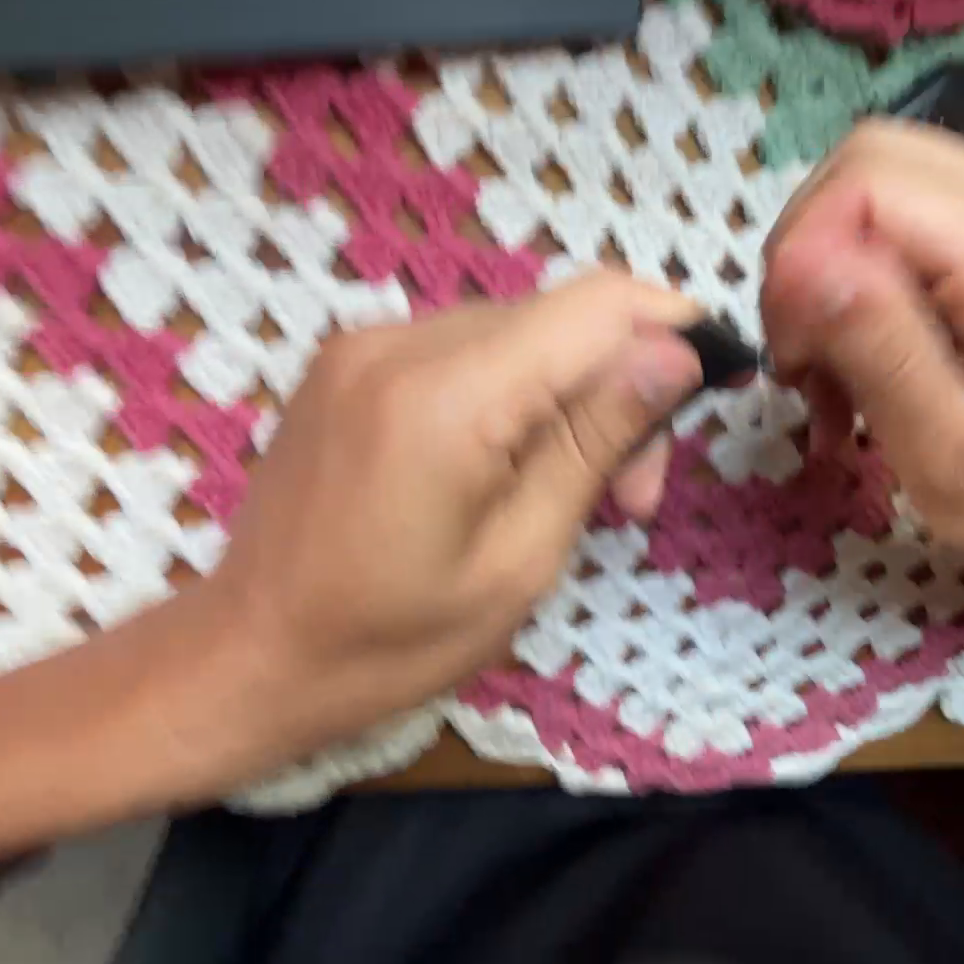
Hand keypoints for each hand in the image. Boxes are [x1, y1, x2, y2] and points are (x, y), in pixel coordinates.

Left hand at [166, 270, 702, 787]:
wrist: (243, 657)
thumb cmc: (390, 642)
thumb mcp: (521, 559)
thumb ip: (595, 440)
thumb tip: (674, 353)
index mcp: (446, 397)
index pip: (594, 306)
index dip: (671, 323)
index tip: (720, 375)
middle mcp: (401, 341)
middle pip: (561, 319)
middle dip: (622, 385)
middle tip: (635, 493)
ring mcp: (367, 343)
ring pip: (520, 332)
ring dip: (571, 394)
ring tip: (576, 490)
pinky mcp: (354, 360)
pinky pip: (469, 350)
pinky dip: (516, 393)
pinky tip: (513, 462)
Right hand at [761, 120, 963, 585]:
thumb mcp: (945, 457)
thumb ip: (880, 351)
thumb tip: (801, 259)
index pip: (873, 183)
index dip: (804, 254)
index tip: (797, 356)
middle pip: (869, 162)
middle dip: (806, 255)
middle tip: (804, 357)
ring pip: (872, 179)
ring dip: (824, 266)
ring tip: (829, 361)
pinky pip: (895, 207)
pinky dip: (852, 269)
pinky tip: (858, 342)